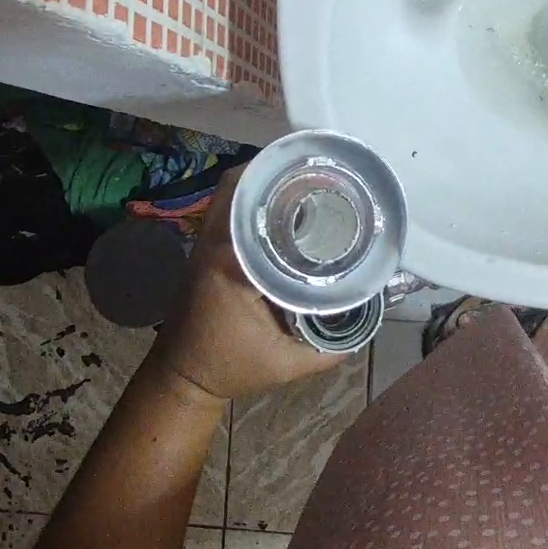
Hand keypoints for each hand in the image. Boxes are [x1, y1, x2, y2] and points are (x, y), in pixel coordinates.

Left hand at [150, 168, 341, 401]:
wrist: (182, 376)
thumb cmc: (231, 368)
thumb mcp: (286, 364)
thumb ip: (329, 348)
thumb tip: (366, 326)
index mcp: (233, 264)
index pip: (257, 205)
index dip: (286, 181)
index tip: (322, 173)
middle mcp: (215, 243)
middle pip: (242, 184)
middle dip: (280, 172)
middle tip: (320, 171)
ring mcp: (205, 241)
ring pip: (232, 190)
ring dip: (264, 179)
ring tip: (304, 179)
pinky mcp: (204, 247)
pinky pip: (226, 205)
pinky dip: (251, 195)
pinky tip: (282, 202)